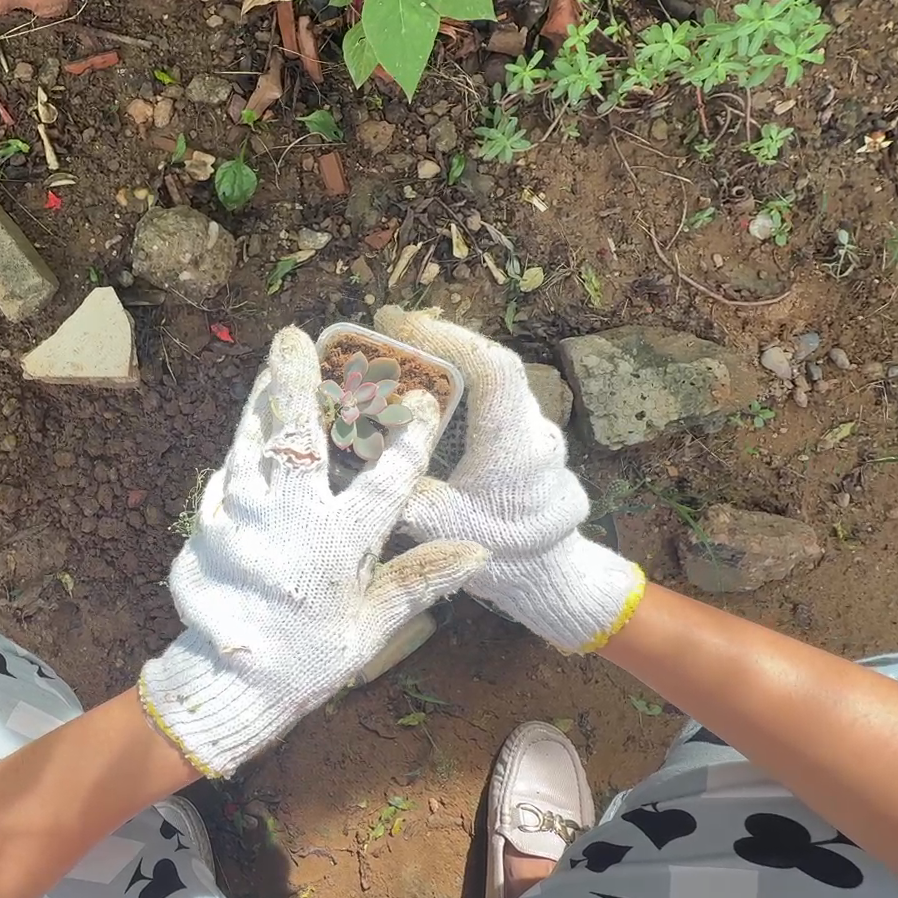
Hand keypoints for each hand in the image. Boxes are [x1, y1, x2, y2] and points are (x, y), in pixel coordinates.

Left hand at [139, 327, 488, 776]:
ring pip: (251, 444)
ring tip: (271, 364)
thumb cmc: (311, 655)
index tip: (422, 401)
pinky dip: (238, 447)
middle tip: (297, 339)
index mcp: (338, 544)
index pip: (385, 481)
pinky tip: (244, 429)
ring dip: (262, 400)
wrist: (232, 683)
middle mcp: (289, 521)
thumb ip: (419, 579)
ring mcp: (242, 519)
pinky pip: (224, 475)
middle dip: (297, 382)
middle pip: (297, 437)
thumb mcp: (372, 624)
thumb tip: (477, 550)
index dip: (407, 440)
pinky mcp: (208, 527)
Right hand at [373, 306, 645, 653]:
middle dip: (439, 341)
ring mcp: (535, 431)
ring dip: (448, 360)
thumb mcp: (439, 528)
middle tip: (389, 331)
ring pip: (492, 380)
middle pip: (490, 364)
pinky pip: (492, 397)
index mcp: (514, 447)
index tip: (399, 322)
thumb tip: (348, 461)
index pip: (493, 369)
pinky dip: (459, 383)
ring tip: (400, 352)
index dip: (448, 338)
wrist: (549, 574)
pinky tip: (425, 391)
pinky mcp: (528, 439)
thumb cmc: (498, 553)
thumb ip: (400, 492)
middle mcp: (532, 429)